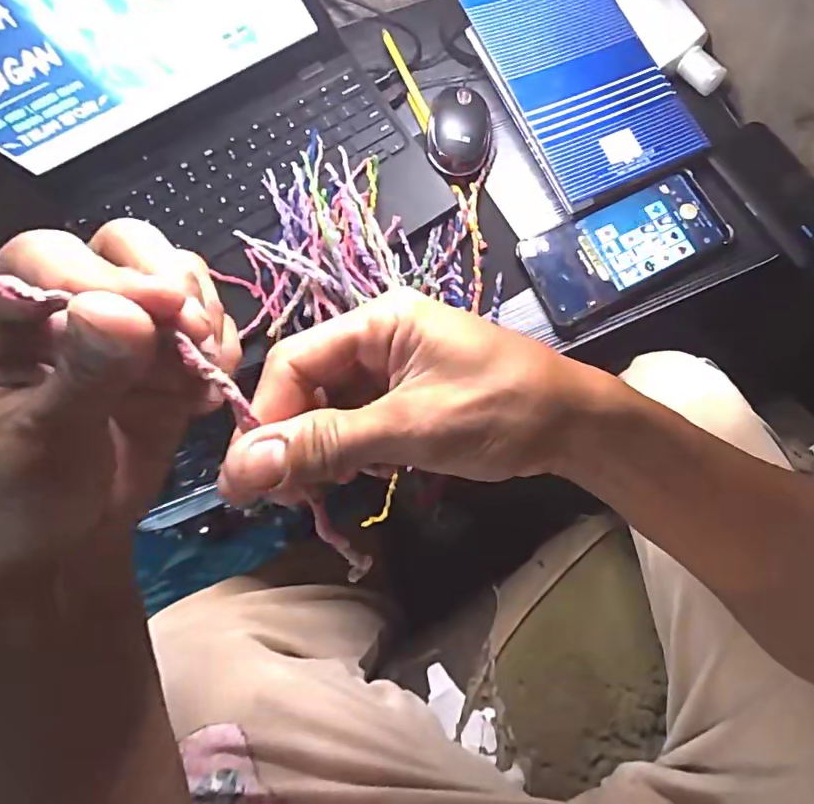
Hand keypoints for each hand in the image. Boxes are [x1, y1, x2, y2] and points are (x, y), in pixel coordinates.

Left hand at [0, 221, 239, 570]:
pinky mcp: (165, 360)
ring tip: (207, 365)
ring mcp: (119, 334)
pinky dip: (220, 347)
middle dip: (164, 279)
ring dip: (201, 312)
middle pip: (119, 248)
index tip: (160, 308)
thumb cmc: (9, 512)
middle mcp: (58, 312)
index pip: (41, 258)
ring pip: (173, 278)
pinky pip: (206, 325)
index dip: (99, 272)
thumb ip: (82, 374)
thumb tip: (121, 309)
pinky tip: (210, 388)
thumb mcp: (36, 446)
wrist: (56, 567)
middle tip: (194, 326)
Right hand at [217, 289, 620, 503]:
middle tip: (292, 493)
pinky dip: (353, 450)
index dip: (269, 415)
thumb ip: (328, 443)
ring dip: (323, 448)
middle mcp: (383, 336)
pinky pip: (362, 419)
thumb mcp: (411, 427)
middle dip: (296, 436)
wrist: (572, 422)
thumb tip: (241, 468)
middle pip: (310, 383)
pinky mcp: (412, 394)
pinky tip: (364, 473)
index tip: (255, 476)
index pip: (295, 359)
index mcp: (381, 320)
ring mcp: (399, 366)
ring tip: (329, 487)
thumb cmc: (499, 410)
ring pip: (333, 406)